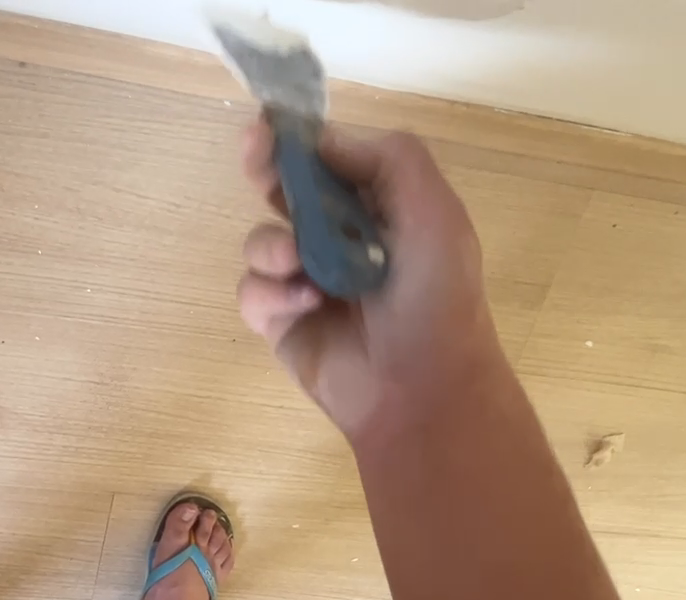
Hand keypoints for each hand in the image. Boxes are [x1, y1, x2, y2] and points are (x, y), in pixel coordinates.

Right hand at [238, 121, 502, 443]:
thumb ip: (386, 160)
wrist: (418, 385)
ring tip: (301, 267)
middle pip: (281, 193)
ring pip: (258, 243)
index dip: (296, 141)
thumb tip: (320, 140)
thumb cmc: (435, 296)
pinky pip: (251, 293)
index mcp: (374, 207)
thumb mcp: (432, 211)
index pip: (325, 161)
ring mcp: (301, 282)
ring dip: (272, 247)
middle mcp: (333, 239)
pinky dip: (270, 294)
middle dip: (264, 172)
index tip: (271, 127)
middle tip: (257, 161)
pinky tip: (304, 306)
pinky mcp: (277, 322)